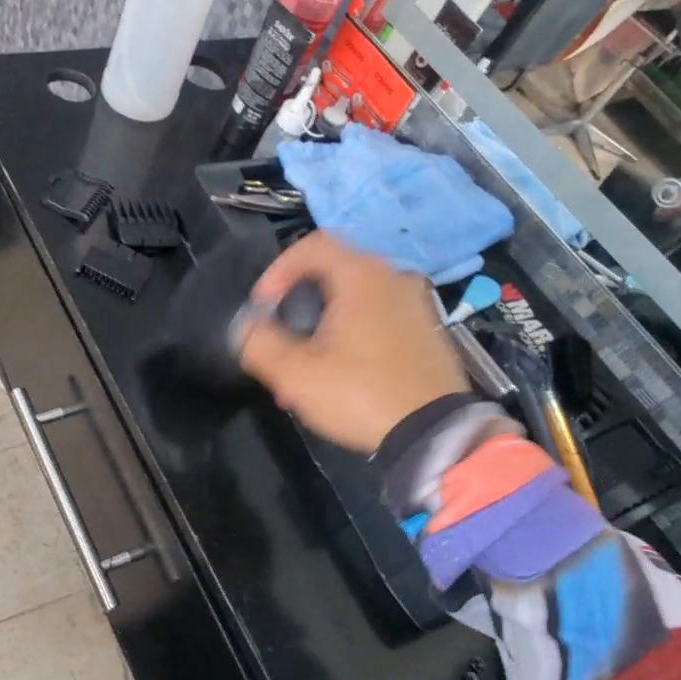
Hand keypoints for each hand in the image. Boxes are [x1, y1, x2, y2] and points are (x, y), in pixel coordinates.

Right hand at [238, 231, 468, 452]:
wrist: (435, 434)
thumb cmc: (362, 395)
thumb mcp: (297, 375)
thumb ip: (260, 343)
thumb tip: (245, 327)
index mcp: (362, 276)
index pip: (313, 245)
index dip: (279, 269)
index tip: (265, 306)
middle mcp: (393, 278)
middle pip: (333, 272)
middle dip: (298, 304)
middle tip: (281, 339)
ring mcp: (415, 304)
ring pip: (355, 299)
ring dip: (323, 325)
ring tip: (306, 367)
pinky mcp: (427, 331)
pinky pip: (379, 318)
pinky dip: (352, 334)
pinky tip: (340, 375)